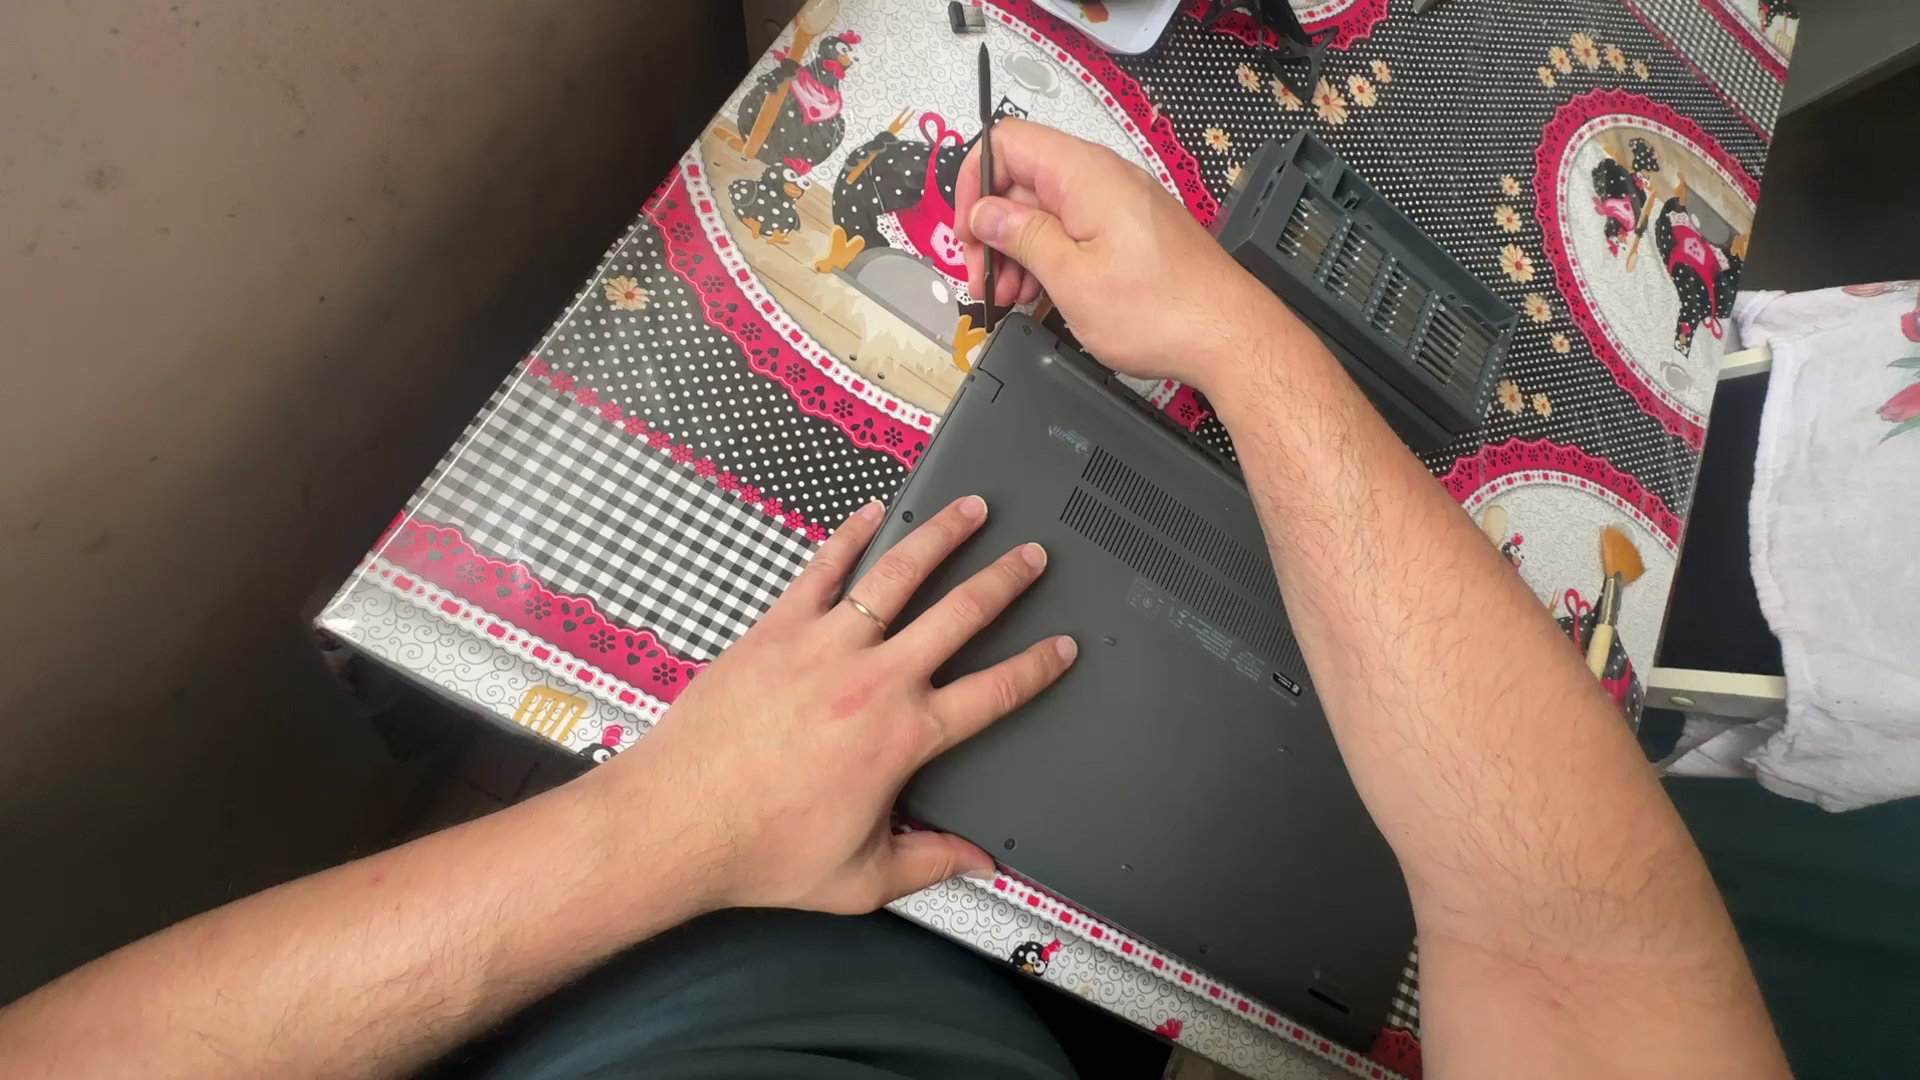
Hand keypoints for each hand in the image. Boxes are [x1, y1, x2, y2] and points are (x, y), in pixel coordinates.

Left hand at [599, 496, 1076, 914]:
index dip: (1036, 667)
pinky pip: (823, 569)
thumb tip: (977, 863)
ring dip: (941, 538)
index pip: (993, 692)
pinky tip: (872, 511)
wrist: (674, 822)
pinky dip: (850, 536)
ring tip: (969, 509)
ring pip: (898, 575)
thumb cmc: (761, 848)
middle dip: (1004, 580)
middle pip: (960, 613)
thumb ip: (929, 861)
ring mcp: (826, 645)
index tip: (1060, 646)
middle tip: (1030, 556)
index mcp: (902, 736)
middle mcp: (874, 679)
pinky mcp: (779, 628)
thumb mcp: (861, 876)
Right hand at [955, 118, 1295, 392]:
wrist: (1224, 335)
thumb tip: (984, 213)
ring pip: (1045, 215)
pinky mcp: (1127, 234)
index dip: (976, 184)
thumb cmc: (1158, 310)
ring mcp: (1116, 207)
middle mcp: (1101, 179)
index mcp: (1083, 174)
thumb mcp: (1071, 278)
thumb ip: (1022, 238)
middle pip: (1022, 184)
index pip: (1007, 144)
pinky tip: (1038, 297)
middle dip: (993, 233)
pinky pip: (1073, 234)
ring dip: (1017, 255)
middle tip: (983, 284)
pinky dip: (1048, 262)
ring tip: (1010, 300)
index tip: (967, 236)